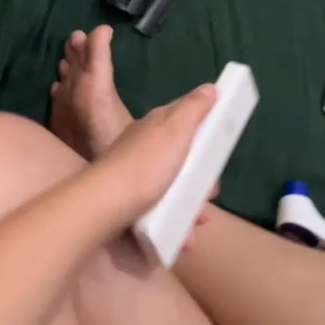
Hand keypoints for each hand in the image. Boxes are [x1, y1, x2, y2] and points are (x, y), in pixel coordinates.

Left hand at [86, 82, 216, 224]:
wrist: (103, 209)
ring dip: (191, 204)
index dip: (204, 127)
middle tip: (212, 192)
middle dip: (200, 176)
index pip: (183, 117)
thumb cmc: (144, 165)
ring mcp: (136, 178)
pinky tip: (184, 237)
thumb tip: (210, 87)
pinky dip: (175, 223)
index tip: (220, 143)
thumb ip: (193, 109)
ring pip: (172, 187)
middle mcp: (144, 148)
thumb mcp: (174, 130)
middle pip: (180, 157)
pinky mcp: (131, 206)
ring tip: (200, 220)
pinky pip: (160, 212)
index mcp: (154, 127)